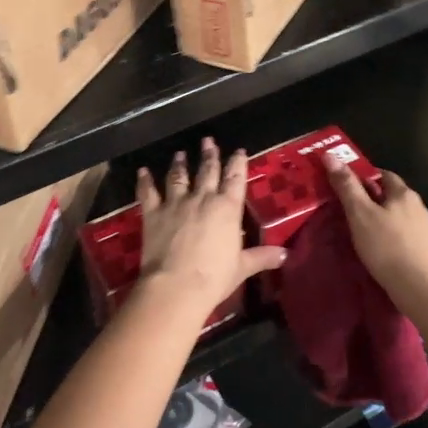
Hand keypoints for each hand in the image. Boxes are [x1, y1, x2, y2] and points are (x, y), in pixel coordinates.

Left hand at [135, 137, 286, 321]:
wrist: (176, 286)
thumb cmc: (214, 277)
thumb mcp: (242, 267)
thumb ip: (262, 257)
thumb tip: (285, 254)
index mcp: (227, 208)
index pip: (236, 178)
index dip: (238, 163)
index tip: (238, 151)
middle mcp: (203, 198)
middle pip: (208, 171)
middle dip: (210, 155)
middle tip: (208, 141)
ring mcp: (176, 203)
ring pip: (179, 177)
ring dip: (179, 164)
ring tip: (180, 154)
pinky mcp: (154, 213)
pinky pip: (148, 192)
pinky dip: (145, 181)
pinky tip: (143, 171)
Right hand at [324, 151, 427, 309]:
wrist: (419, 288)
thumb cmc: (386, 247)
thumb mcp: (360, 214)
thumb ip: (346, 186)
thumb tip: (329, 155)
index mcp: (403, 193)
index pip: (383, 174)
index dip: (365, 177)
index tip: (348, 188)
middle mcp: (419, 206)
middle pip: (393, 196)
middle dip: (374, 199)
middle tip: (352, 212)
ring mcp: (427, 229)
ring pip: (401, 216)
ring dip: (385, 219)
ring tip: (365, 233)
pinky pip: (407, 235)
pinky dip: (394, 237)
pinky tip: (384, 250)